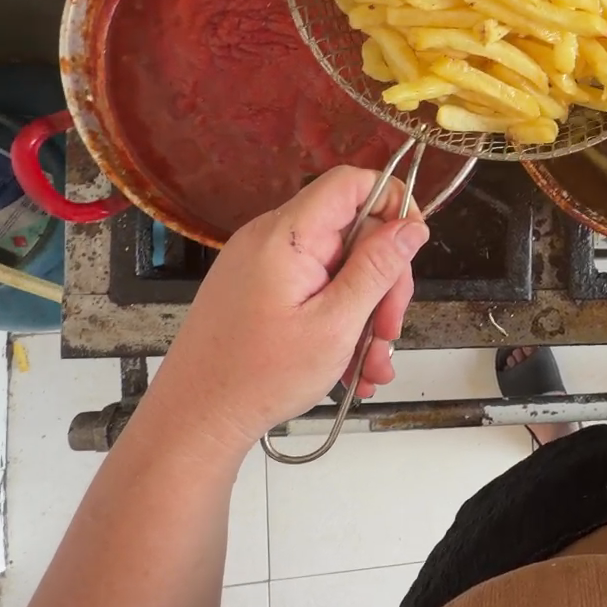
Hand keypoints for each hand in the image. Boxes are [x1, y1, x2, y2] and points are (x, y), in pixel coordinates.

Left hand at [143, 166, 429, 452]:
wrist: (193, 424)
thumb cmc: (258, 378)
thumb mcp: (336, 323)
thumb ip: (378, 268)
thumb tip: (413, 226)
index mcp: (288, 236)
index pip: (352, 183)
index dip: (393, 202)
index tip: (413, 246)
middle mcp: (273, 239)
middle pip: (355, 233)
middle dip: (384, 281)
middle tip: (389, 331)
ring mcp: (266, 265)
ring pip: (343, 269)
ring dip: (367, 313)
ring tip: (371, 363)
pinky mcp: (263, 288)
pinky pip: (320, 290)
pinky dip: (342, 322)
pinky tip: (352, 365)